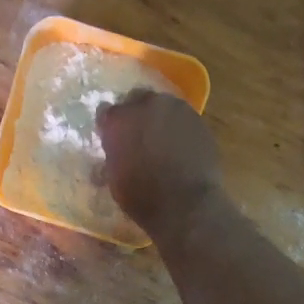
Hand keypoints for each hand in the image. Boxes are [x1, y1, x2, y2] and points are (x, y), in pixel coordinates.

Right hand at [96, 89, 222, 232]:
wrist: (186, 204)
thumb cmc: (142, 198)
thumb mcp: (115, 181)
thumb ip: (112, 157)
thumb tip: (113, 153)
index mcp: (119, 120)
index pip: (105, 112)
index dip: (108, 127)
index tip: (110, 140)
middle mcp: (146, 104)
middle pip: (136, 100)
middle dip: (134, 116)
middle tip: (135, 138)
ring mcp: (175, 108)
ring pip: (161, 106)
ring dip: (157, 120)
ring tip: (159, 143)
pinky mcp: (197, 118)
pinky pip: (181, 119)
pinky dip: (177, 129)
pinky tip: (178, 149)